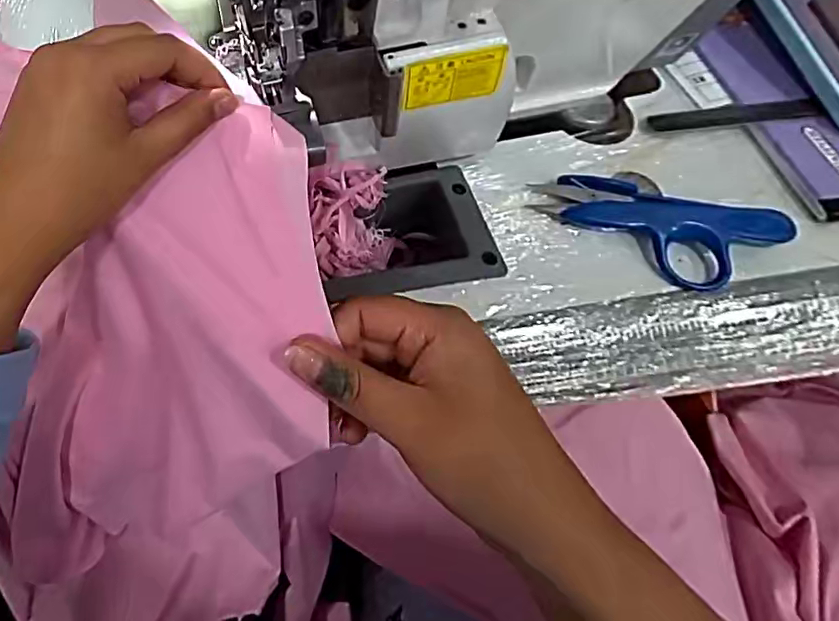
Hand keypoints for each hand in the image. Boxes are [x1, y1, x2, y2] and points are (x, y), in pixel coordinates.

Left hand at [0, 23, 237, 353]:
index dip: (199, 68)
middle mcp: (65, 51)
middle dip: (172, 61)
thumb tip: (224, 99)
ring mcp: (44, 63)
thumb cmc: (78, 194)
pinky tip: (127, 99)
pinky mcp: (34, 79)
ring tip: (167, 97)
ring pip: (109, 43)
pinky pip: (85, 57)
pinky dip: (114, 68)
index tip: (220, 95)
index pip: (161, 49)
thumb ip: (188, 119)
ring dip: (143, 62)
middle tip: (198, 95)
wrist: (9, 228)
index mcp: (92, 65)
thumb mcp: (142, 155)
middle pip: (135, 37)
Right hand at [284, 296, 722, 620]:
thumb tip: (290, 349)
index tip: (305, 379)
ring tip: (343, 432)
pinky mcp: (442, 391)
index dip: (330, 339)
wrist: (548, 527)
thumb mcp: (407, 421)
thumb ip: (347, 381)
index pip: (364, 311)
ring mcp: (442, 363)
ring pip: (377, 361)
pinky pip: (393, 383)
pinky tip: (360, 432)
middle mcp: (438, 333)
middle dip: (341, 372)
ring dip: (354, 392)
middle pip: (369, 335)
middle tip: (325, 416)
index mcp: (437, 325)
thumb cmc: (480, 464)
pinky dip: (372, 404)